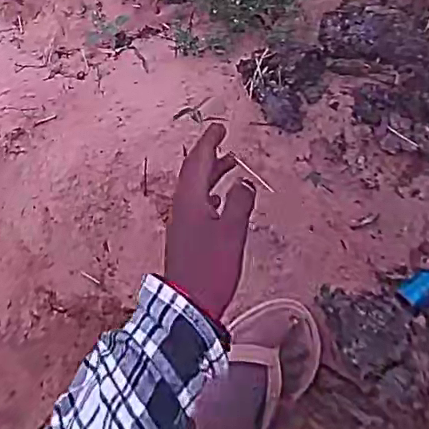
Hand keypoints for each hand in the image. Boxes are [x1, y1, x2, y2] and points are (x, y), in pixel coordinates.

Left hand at [164, 123, 256, 319]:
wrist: (188, 301)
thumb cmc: (210, 267)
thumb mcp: (231, 234)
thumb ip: (240, 205)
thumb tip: (245, 182)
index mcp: (189, 197)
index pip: (198, 161)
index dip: (209, 143)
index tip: (219, 127)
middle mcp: (182, 203)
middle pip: (195, 170)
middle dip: (209, 153)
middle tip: (223, 138)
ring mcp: (183, 218)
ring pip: (197, 186)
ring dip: (213, 172)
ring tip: (231, 164)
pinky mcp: (188, 232)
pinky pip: (199, 201)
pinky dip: (211, 191)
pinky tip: (222, 198)